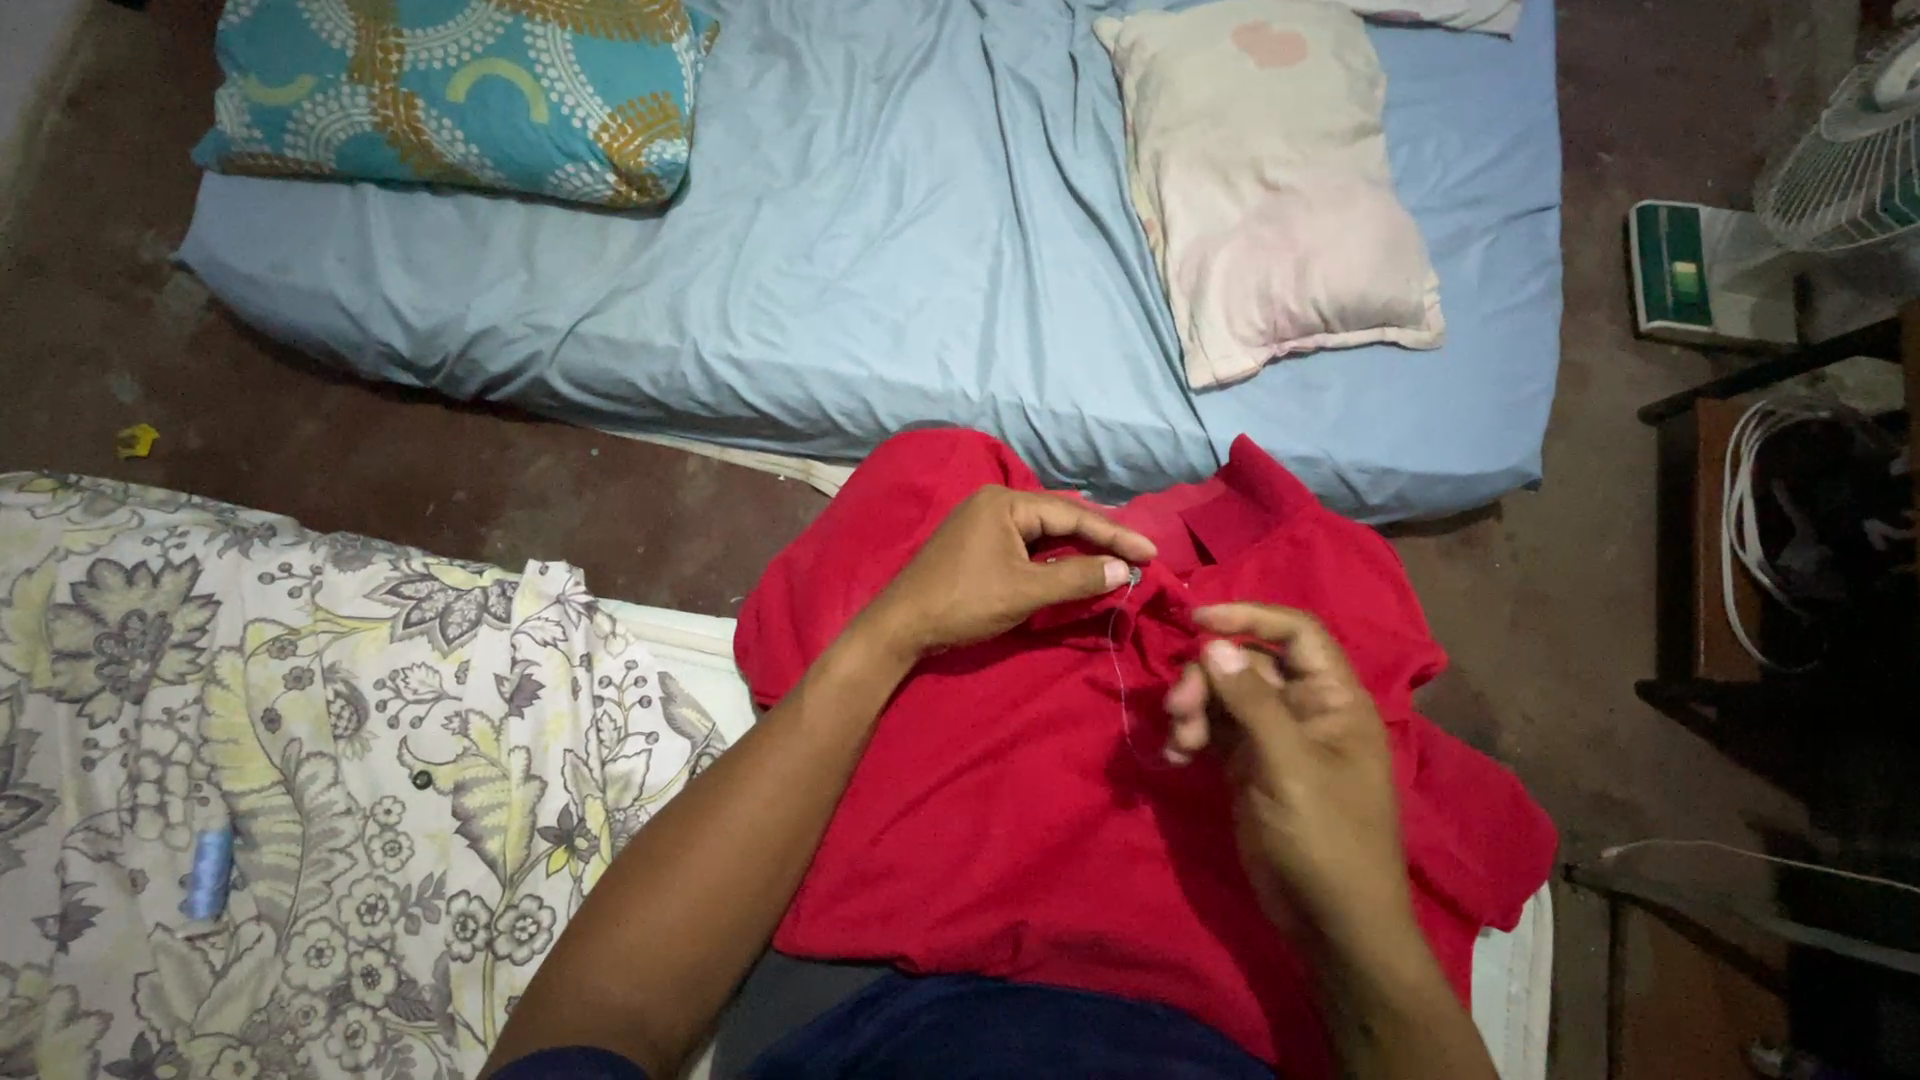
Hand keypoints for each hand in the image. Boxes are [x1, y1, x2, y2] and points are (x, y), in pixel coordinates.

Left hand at [858, 485, 1157, 659]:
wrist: (901, 626)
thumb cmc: (963, 602)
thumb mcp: (1025, 591)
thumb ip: (1075, 578)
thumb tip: (1121, 569)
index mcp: (1004, 502)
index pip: (1072, 514)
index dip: (1114, 534)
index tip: (1150, 551)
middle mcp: (994, 503)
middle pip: (1059, 518)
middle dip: (1099, 538)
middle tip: (1139, 554)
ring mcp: (982, 524)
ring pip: (1043, 534)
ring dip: (1078, 549)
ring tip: (1116, 560)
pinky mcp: (977, 546)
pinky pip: (1026, 546)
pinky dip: (1053, 559)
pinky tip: (1074, 569)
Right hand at [1162, 604, 1413, 949]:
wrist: (1329, 923)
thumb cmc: (1326, 838)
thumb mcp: (1289, 765)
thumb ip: (1250, 701)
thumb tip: (1213, 643)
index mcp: (1333, 699)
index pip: (1296, 632)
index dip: (1249, 616)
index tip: (1196, 622)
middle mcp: (1304, 710)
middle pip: (1246, 664)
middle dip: (1206, 679)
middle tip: (1177, 710)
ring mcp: (1274, 738)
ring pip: (1223, 696)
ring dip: (1193, 710)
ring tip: (1178, 744)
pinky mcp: (1247, 766)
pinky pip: (1212, 731)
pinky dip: (1190, 737)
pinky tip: (1176, 758)